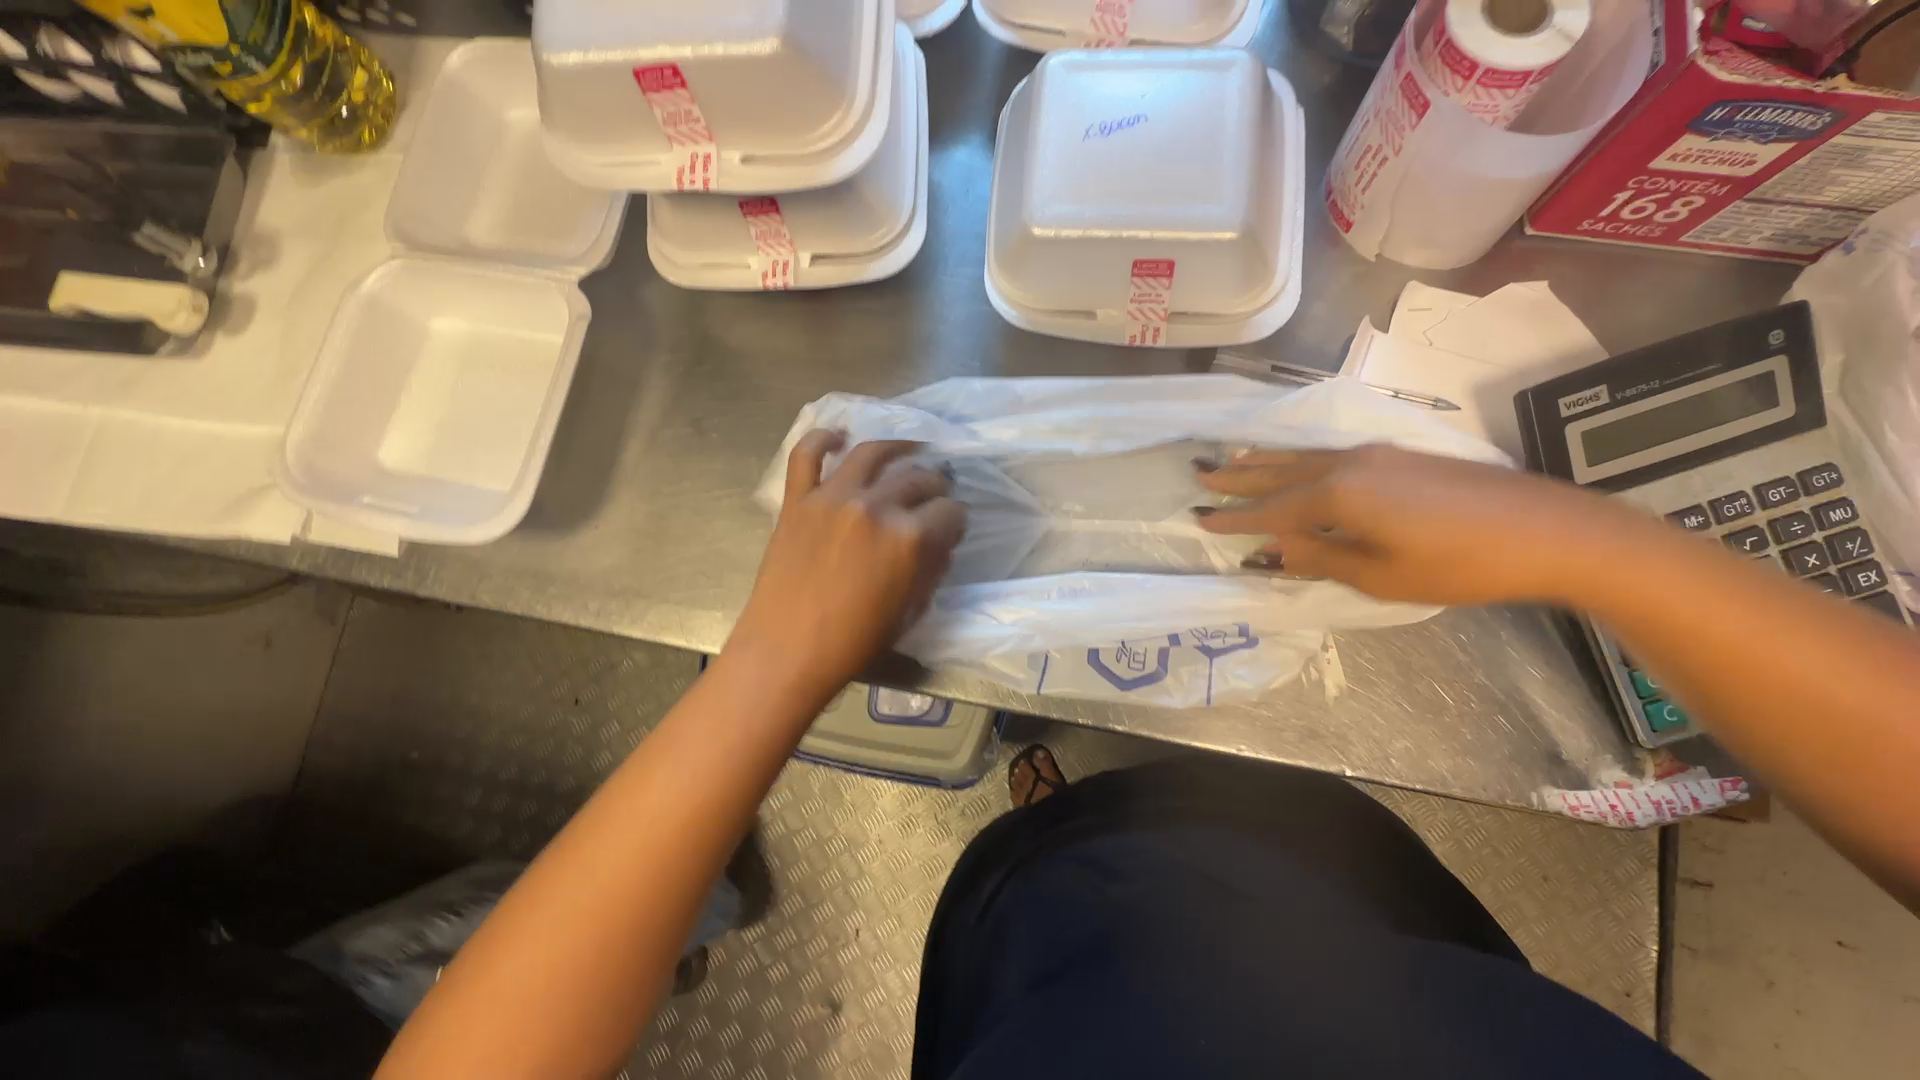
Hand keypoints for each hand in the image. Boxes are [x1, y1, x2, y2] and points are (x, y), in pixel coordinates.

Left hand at [726, 432, 967, 696]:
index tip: (952, 528)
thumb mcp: (909, 613)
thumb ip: (929, 572)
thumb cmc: (853, 645)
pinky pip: (807, 454)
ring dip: (897, 447)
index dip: (956, 521)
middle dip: (934, 486)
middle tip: (933, 495)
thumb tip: (938, 546)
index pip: (950, 512)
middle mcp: (875, 507)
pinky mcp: (798, 500)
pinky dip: (823, 438)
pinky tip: (839, 435)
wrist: (786, 653)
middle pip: (918, 478)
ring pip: (872, 453)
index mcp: (910, 539)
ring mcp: (832, 498)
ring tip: (909, 449)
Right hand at [1193, 445, 1650, 606]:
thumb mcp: (1381, 576)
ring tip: (1233, 458)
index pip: (1271, 509)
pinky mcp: (1400, 455)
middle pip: (1280, 471)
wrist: (1547, 530)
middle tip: (1200, 472)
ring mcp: (1376, 454)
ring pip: (1305, 456)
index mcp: (1337, 495)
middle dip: (1239, 476)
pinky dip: (1300, 459)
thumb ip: (1321, 559)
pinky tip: (1297, 462)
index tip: (1198, 516)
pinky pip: (1329, 453)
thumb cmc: (1458, 565)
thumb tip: (1276, 549)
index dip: (1234, 517)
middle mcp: (1348, 463)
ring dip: (1266, 461)